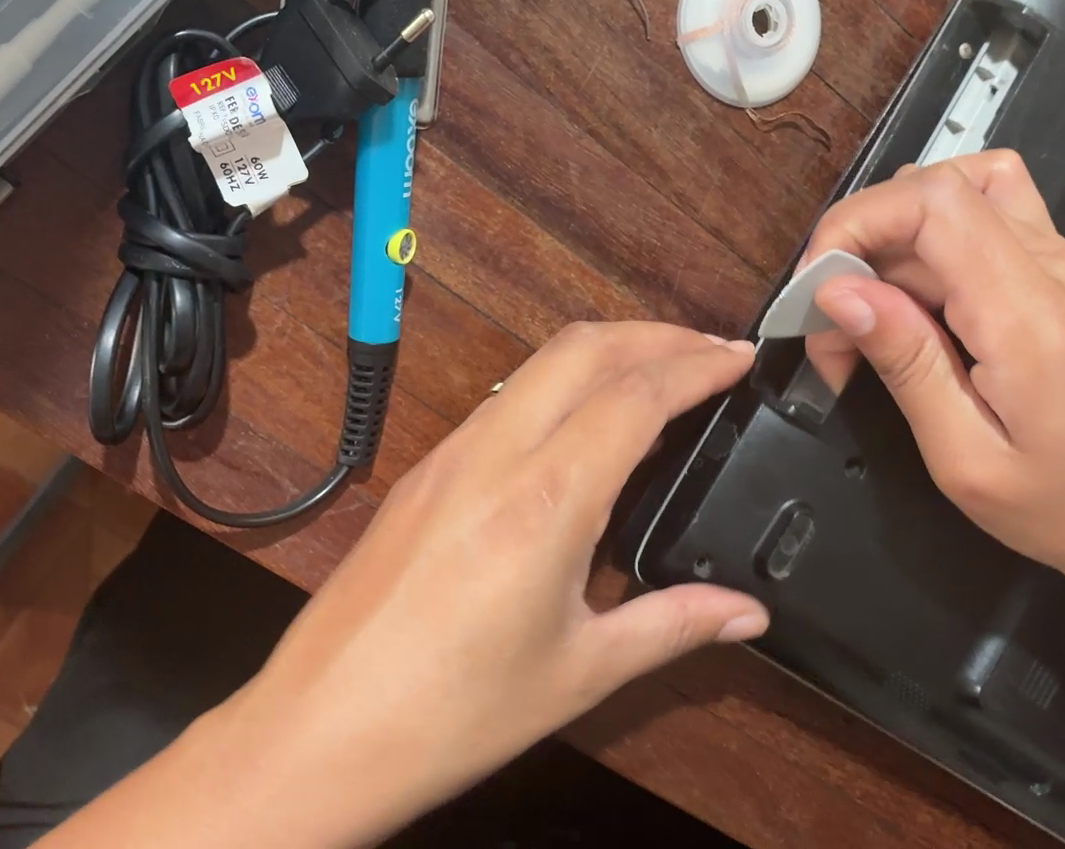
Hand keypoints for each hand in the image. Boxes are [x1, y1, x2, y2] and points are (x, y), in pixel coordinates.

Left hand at [234, 323, 766, 846]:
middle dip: (657, 333)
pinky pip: (505, 396)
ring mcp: (451, 454)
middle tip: (710, 350)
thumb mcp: (580, 672)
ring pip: (540, 362)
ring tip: (659, 371)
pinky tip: (585, 417)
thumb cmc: (449, 713)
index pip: (636, 396)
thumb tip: (746, 615)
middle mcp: (494, 455)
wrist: (318, 731)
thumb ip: (674, 625)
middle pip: (585, 347)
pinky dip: (562, 381)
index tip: (740, 358)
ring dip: (608, 349)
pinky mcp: (426, 469)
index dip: (698, 365)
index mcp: (545, 501)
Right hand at [802, 151, 1064, 616]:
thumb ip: (905, 363)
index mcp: (1031, 317)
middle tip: (836, 336)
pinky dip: (933, 236)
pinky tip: (921, 293)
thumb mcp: (965, 458)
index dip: (855, 223)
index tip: (815, 289)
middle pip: (934, 194)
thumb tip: (839, 291)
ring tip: (877, 310)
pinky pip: (989, 213)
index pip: (931, 203)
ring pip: (958, 192)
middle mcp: (1058, 268)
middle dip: (860, 250)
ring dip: (895, 238)